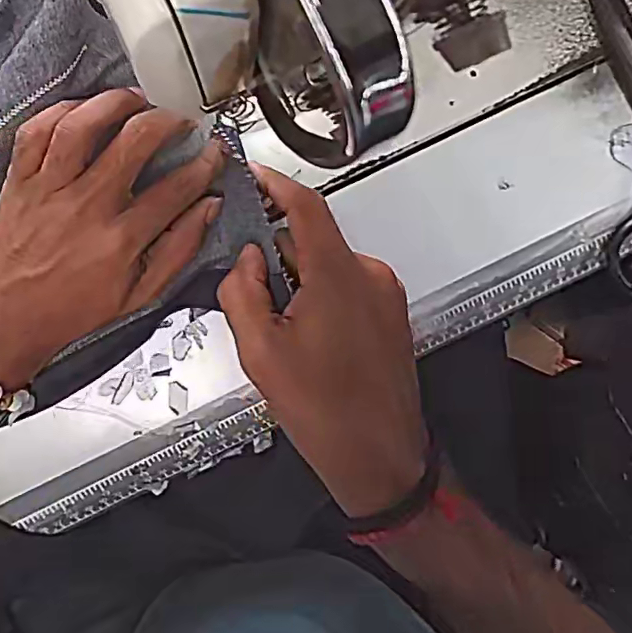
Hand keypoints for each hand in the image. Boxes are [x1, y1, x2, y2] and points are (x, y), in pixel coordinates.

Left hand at [0, 88, 224, 390]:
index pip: (176, 187)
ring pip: (81, 126)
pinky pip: (35, 133)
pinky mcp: (19, 182)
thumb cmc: (71, 310)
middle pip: (133, 141)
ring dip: (114, 103)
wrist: (8, 320)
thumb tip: (208, 209)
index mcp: (119, 240)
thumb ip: (179, 250)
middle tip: (176, 121)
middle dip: (166, 121)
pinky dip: (60, 111)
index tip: (213, 152)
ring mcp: (48, 191)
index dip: (204, 163)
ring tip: (135, 101)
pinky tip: (82, 110)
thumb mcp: (138, 295)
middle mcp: (85, 208)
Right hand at [218, 165, 425, 517]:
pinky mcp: (390, 311)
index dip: (276, 183)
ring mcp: (384, 294)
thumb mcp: (260, 352)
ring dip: (298, 277)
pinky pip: (345, 282)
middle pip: (311, 238)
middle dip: (275, 252)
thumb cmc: (331, 415)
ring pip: (326, 262)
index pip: (306, 206)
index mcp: (336, 277)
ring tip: (283, 327)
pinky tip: (306, 334)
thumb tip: (244, 261)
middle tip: (251, 283)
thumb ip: (242, 291)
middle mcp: (368, 277)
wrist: (381, 458)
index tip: (256, 174)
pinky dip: (319, 292)